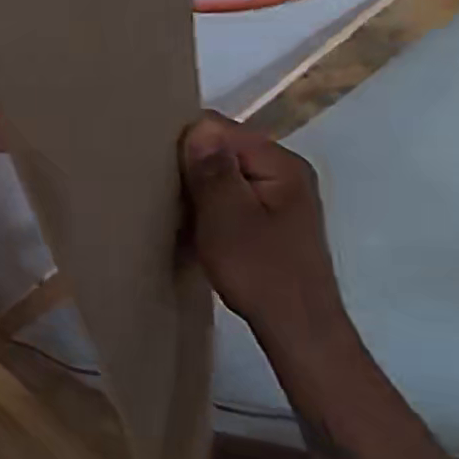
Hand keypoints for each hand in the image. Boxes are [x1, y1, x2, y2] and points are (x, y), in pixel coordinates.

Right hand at [180, 112, 346, 342]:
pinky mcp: (274, 219)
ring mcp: (282, 196)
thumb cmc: (260, 272)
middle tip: (162, 190)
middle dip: (192, 164)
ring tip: (175, 208)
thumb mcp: (227, 218)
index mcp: (280, 163)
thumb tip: (197, 129)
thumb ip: (212, 171)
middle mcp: (285, 172)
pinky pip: (234, 196)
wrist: (299, 330)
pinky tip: (196, 225)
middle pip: (225, 149)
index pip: (222, 129)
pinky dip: (212, 205)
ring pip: (226, 174)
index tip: (159, 166)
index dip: (187, 142)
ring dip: (200, 188)